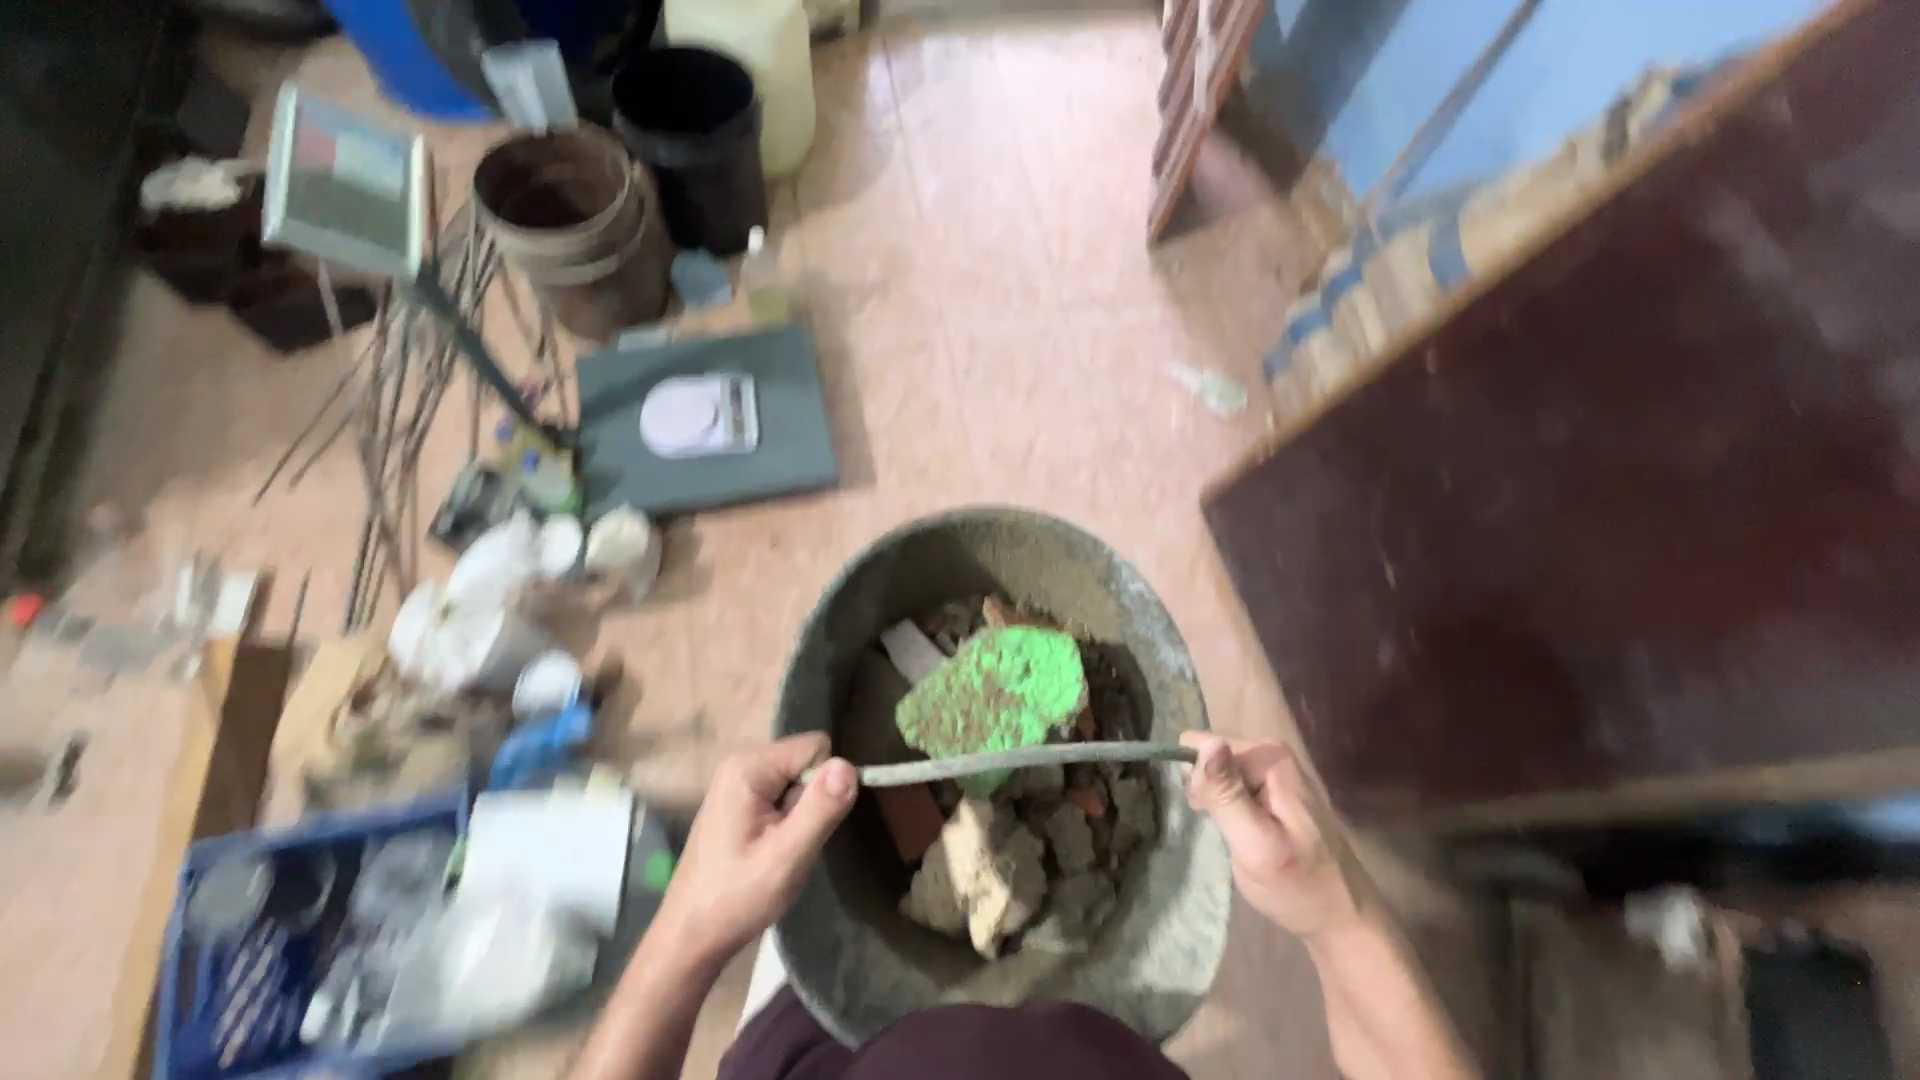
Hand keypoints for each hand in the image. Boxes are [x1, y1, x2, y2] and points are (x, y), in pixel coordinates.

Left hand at [653, 734, 858, 963]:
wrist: (692, 936)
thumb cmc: (738, 897)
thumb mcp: (788, 857)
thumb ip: (820, 808)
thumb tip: (849, 765)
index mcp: (748, 767)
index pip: (816, 747)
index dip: (824, 785)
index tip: (806, 826)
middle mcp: (741, 764)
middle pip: (805, 761)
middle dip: (812, 800)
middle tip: (792, 843)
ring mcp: (737, 782)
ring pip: (797, 780)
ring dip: (801, 814)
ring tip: (781, 850)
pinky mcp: (738, 802)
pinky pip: (782, 795)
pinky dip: (787, 821)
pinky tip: (771, 850)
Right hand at [1180, 733, 1357, 938]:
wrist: (1341, 916)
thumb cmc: (1298, 886)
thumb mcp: (1255, 844)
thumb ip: (1226, 794)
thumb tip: (1205, 744)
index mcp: (1268, 756)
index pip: (1201, 744)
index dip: (1198, 782)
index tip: (1213, 816)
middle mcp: (1271, 752)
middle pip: (1208, 753)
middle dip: (1207, 791)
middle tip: (1228, 829)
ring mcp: (1273, 769)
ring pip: (1215, 769)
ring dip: (1216, 801)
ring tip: (1234, 833)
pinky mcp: (1272, 787)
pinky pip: (1230, 782)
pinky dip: (1226, 806)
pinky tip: (1240, 830)